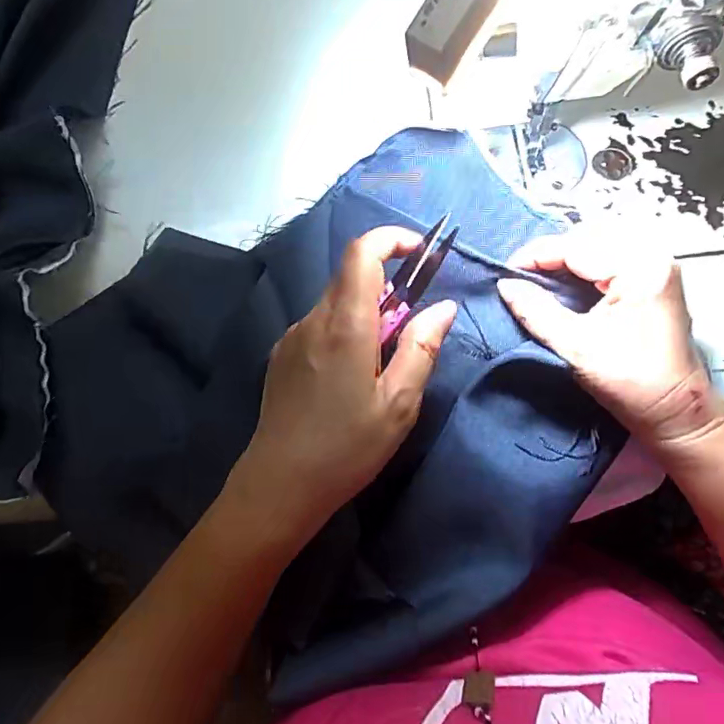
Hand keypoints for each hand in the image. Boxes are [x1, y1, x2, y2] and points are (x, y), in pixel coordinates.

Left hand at [227, 226, 457, 547]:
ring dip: (364, 314)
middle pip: (349, 277)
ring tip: (378, 366)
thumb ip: (422, 348)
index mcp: (345, 325)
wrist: (280, 483)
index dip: (391, 239)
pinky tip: (347, 379)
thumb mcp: (399, 404)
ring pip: (334, 303)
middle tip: (408, 329)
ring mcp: (291, 336)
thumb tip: (443, 307)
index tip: (419, 252)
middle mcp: (312, 320)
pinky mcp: (281, 354)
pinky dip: (342, 332)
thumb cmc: (347, 447)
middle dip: (385, 287)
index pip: (361, 253)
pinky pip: (318, 326)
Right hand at [496, 231, 723, 458]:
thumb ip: (536, 310)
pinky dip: (585, 263)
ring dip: (567, 256)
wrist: (676, 412)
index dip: (535, 256)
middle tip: (522, 277)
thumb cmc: (631, 382)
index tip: (505, 275)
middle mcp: (654, 256)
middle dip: (551, 253)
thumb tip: (505, 285)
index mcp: (639, 269)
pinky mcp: (655, 277)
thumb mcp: (575, 346)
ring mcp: (658, 265)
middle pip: (588, 236)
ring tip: (540, 278)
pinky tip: (566, 281)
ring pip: (599, 241)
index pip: (576, 246)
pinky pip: (612, 254)